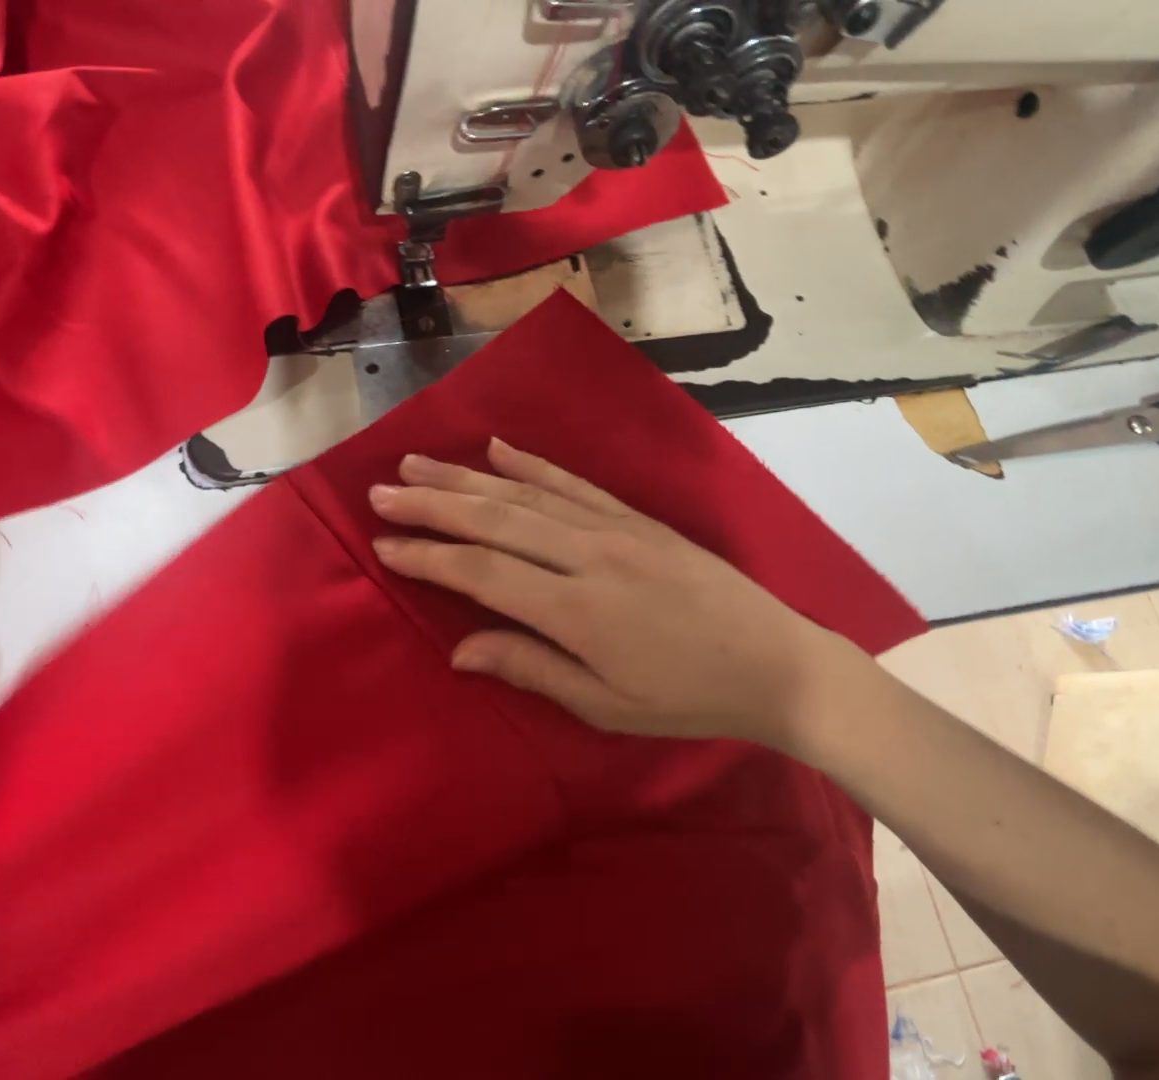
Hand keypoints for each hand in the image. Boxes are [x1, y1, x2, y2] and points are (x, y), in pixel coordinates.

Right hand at [367, 438, 865, 748]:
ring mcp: (616, 528)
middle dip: (432, 503)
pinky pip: (574, 483)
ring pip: (527, 493)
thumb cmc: (686, 698)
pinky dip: (532, 464)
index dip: (428, 556)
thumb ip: (530, 667)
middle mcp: (589, 556)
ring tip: (416, 461)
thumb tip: (459, 649)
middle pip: (495, 519)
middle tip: (380, 489)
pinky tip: (497, 449)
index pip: (483, 571)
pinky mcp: (638, 517)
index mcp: (576, 610)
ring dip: (466, 476)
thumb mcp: (604, 705)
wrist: (778, 665)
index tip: (383, 544)